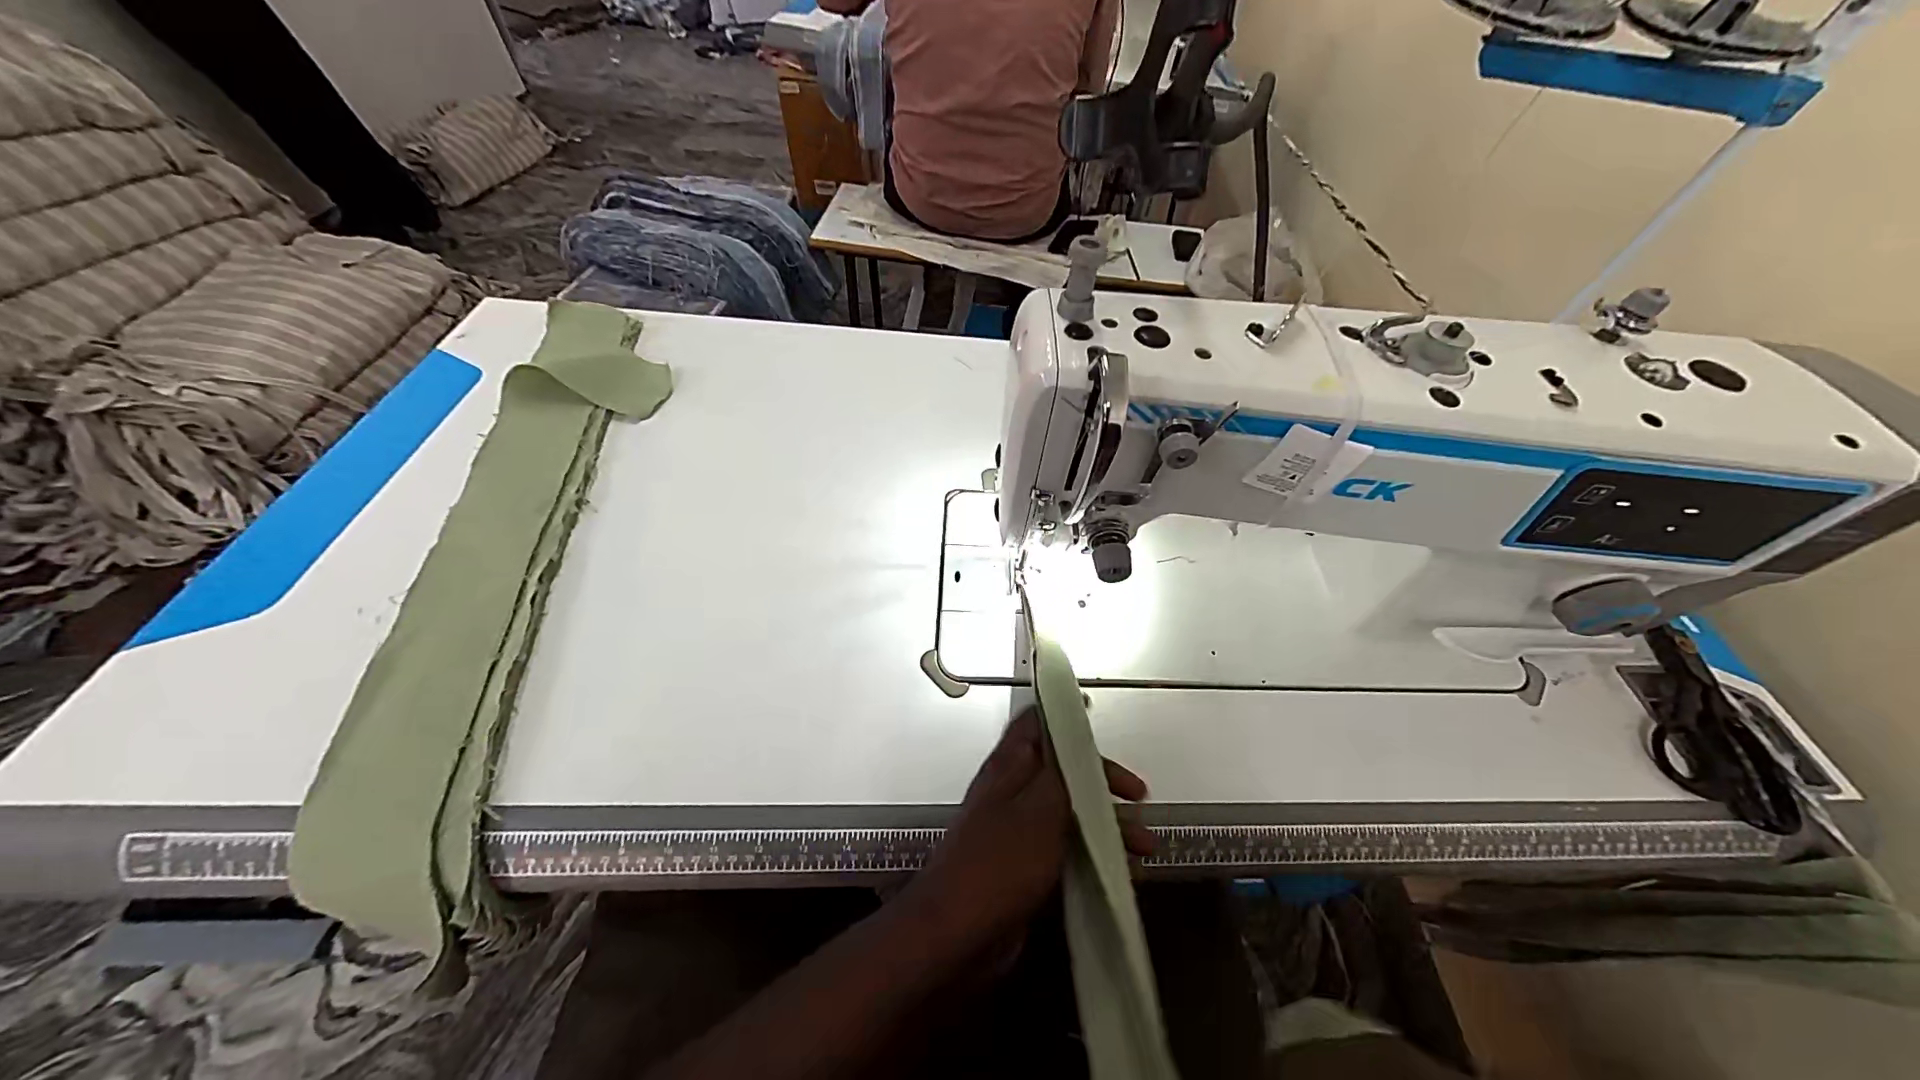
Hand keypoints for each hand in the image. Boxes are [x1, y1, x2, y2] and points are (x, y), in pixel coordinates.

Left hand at [900, 707, 1151, 961]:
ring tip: (1145, 847)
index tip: (1094, 712)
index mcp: (1009, 766)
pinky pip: (1065, 851)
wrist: (959, 931)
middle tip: (1138, 795)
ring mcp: (1017, 831)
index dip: (1062, 713)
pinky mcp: (1024, 868)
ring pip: (1069, 814)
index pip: (1035, 723)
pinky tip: (1124, 874)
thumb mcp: (1042, 806)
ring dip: (1107, 824)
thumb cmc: (1002, 861)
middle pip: (1062, 770)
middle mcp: (1012, 792)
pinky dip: (1094, 855)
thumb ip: (1062, 769)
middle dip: (1102, 780)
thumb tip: (1070, 727)